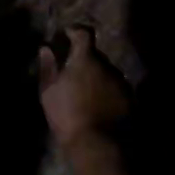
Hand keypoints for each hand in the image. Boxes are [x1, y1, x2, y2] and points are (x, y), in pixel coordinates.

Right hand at [38, 26, 129, 150]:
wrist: (98, 143)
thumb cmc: (67, 115)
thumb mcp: (49, 92)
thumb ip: (48, 67)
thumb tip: (45, 48)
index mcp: (86, 59)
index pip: (84, 34)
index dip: (76, 32)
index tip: (68, 35)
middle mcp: (107, 65)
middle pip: (96, 55)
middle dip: (85, 60)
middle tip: (72, 73)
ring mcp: (120, 81)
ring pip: (106, 72)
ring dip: (96, 76)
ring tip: (85, 92)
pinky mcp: (129, 97)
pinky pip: (115, 86)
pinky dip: (106, 90)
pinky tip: (98, 104)